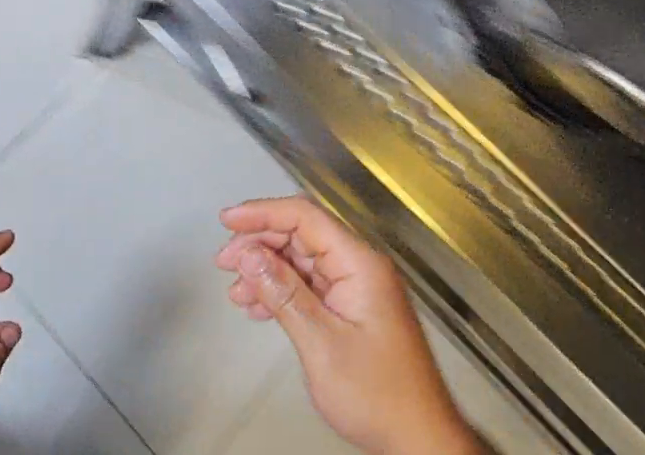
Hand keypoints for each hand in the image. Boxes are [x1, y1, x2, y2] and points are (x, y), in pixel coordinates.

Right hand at [217, 197, 483, 454]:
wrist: (420, 441)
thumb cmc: (380, 397)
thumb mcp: (321, 343)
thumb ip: (283, 293)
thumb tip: (249, 254)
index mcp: (360, 265)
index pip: (304, 217)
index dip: (262, 213)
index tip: (228, 220)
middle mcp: (360, 268)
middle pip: (299, 234)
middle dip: (258, 243)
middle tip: (225, 261)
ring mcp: (356, 288)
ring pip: (300, 259)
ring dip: (264, 270)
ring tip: (237, 290)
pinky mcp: (351, 307)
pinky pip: (308, 284)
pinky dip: (279, 290)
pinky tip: (259, 307)